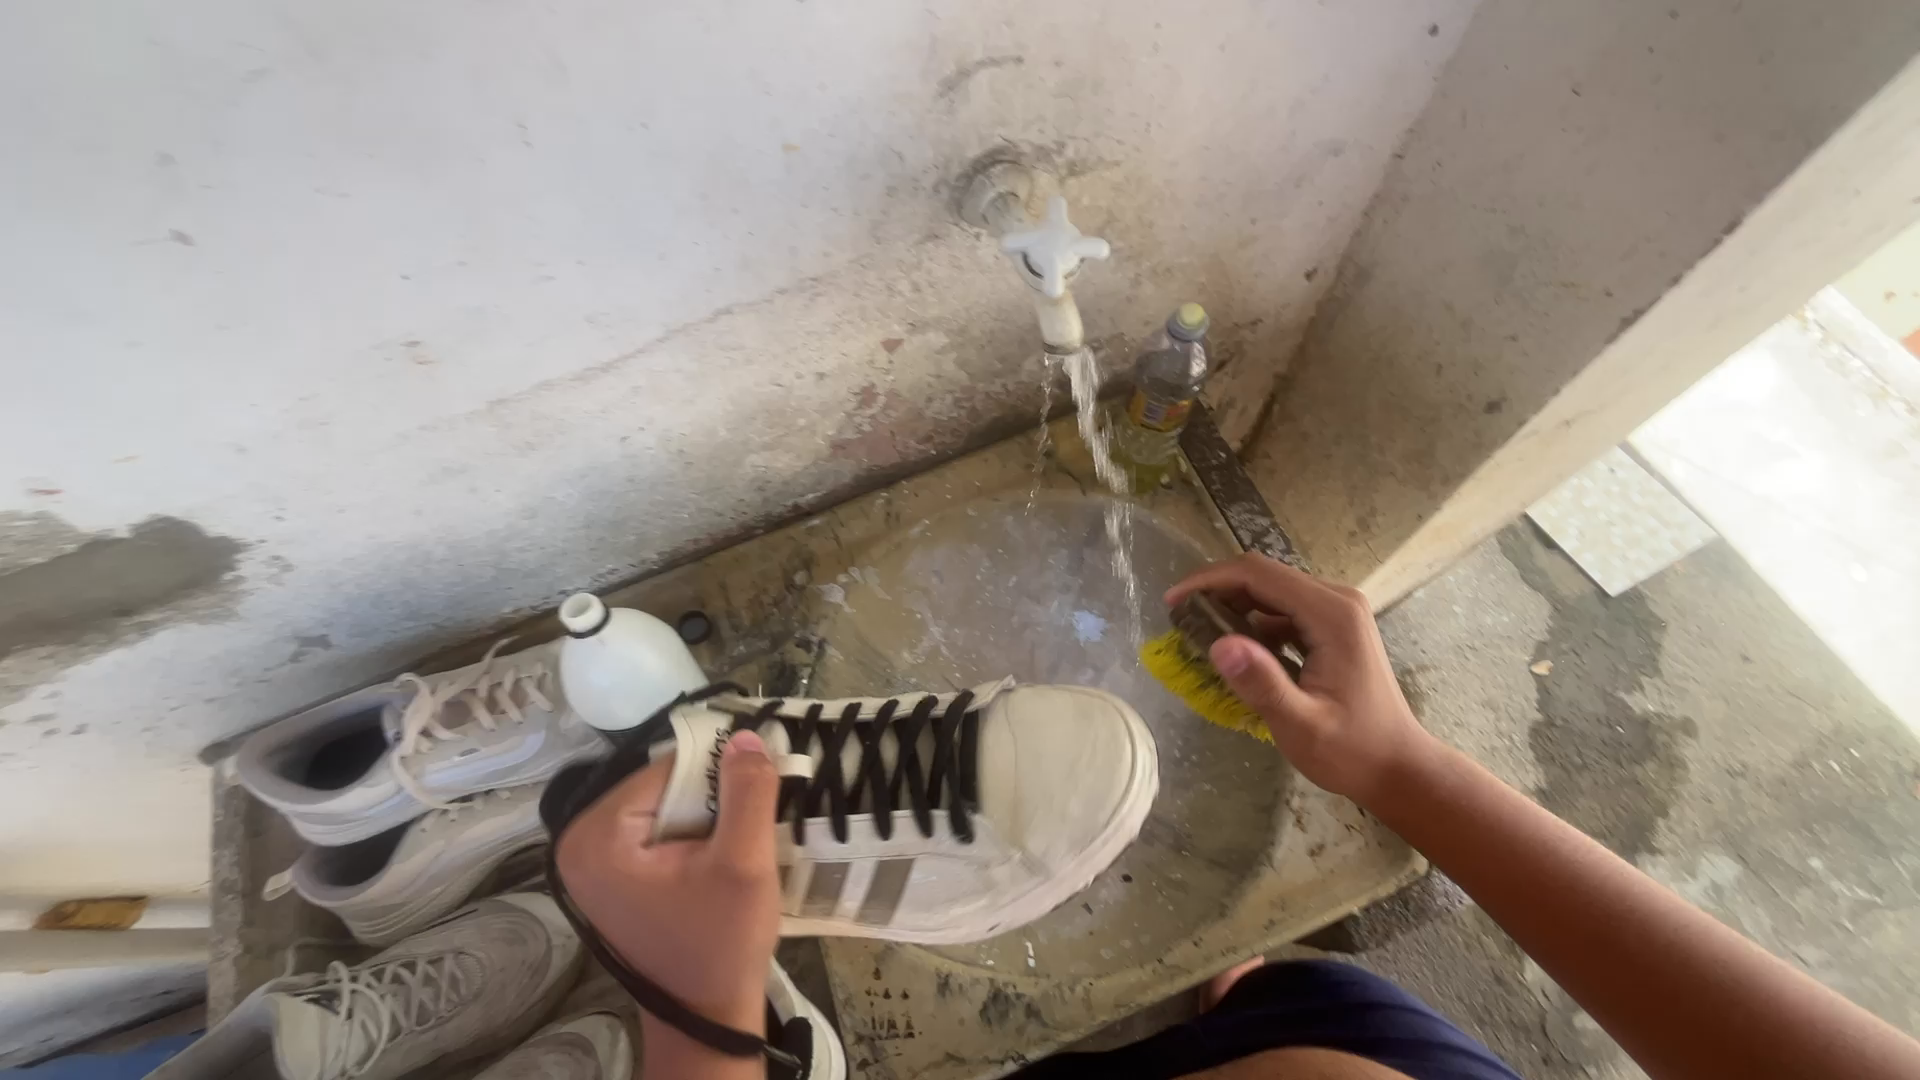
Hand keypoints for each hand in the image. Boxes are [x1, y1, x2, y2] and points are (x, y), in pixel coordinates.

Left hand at [553, 730, 780, 1040]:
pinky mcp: (612, 871)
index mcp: (597, 835)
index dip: (718, 778)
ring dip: (709, 815)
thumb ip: (748, 793)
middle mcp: (580, 840)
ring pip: (668, 801)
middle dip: (713, 799)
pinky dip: (696, 832)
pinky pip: (661, 824)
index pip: (670, 767)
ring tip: (734, 847)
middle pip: (665, 783)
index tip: (753, 801)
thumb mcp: (744, 863)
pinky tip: (716, 859)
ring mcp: (593, 857)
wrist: (707, 1015)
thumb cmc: (720, 943)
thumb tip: (746, 735)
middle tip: (743, 833)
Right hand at [1166, 553, 1434, 803]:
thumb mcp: (1301, 725)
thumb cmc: (1352, 751)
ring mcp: (1336, 610)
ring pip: (1269, 589)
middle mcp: (1336, 600)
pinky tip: (1236, 650)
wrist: (1398, 768)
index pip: (1257, 574)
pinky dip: (1250, 619)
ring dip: (1230, 604)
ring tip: (1199, 633)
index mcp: (1331, 614)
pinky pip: (1280, 607)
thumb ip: (1263, 684)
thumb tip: (1219, 644)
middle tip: (1179, 620)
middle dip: (1215, 591)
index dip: (1209, 581)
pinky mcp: (1331, 625)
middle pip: (1262, 575)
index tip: (1172, 604)